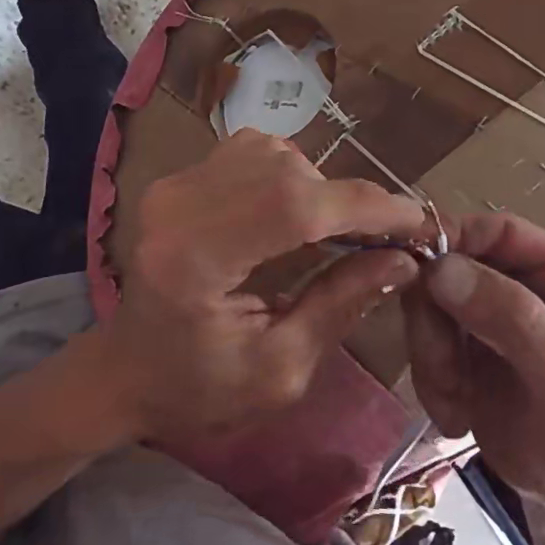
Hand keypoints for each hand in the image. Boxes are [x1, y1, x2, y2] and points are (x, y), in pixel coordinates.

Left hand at [101, 128, 427, 438]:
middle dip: (349, 200)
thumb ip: (340, 305)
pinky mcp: (178, 179)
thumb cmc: (198, 390)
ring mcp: (173, 185)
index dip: (366, 208)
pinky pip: (252, 154)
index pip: (295, 206)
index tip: (417, 224)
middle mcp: (178, 205)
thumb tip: (403, 259)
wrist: (128, 372)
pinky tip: (296, 216)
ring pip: (273, 154)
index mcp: (195, 259)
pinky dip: (289, 177)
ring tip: (336, 232)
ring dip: (318, 187)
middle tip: (385, 238)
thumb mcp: (279, 370)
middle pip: (288, 171)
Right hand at [402, 213, 544, 544]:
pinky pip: (426, 342)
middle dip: (436, 317)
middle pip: (455, 267)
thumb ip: (513, 319)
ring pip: (432, 304)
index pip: (503, 233)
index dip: (453, 238)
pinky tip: (455, 416)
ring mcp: (496, 319)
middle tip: (441, 370)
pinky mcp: (468, 352)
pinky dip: (430, 378)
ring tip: (454, 404)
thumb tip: (439, 266)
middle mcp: (532, 287)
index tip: (408, 263)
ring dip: (431, 354)